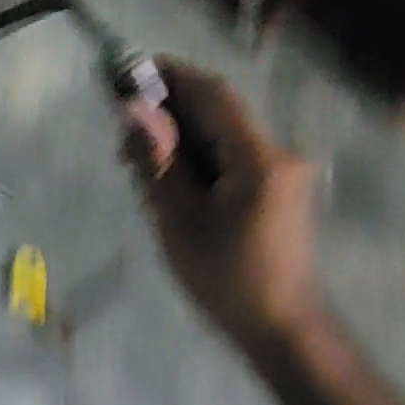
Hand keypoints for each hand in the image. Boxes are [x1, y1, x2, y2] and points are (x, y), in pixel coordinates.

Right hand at [121, 58, 320, 350]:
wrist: (283, 331)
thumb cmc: (226, 277)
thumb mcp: (178, 218)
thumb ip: (156, 158)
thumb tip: (133, 108)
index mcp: (258, 159)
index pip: (213, 94)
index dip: (170, 75)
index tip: (127, 73)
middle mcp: (277, 154)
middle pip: (216, 111)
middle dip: (166, 110)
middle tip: (121, 133)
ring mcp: (280, 171)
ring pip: (219, 133)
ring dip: (177, 136)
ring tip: (135, 163)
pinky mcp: (275, 187)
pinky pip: (228, 155)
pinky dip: (195, 156)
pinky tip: (166, 180)